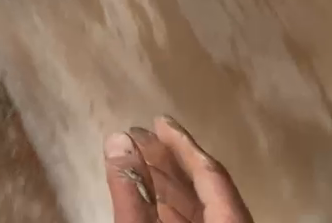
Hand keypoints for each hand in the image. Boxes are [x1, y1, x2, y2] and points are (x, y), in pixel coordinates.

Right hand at [105, 117, 252, 222]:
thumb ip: (132, 188)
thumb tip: (119, 137)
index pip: (212, 174)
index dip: (184, 144)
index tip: (159, 119)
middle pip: (211, 189)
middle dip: (172, 160)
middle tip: (139, 136)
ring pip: (207, 207)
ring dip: (171, 183)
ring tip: (138, 161)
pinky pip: (204, 222)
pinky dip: (176, 207)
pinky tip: (153, 198)